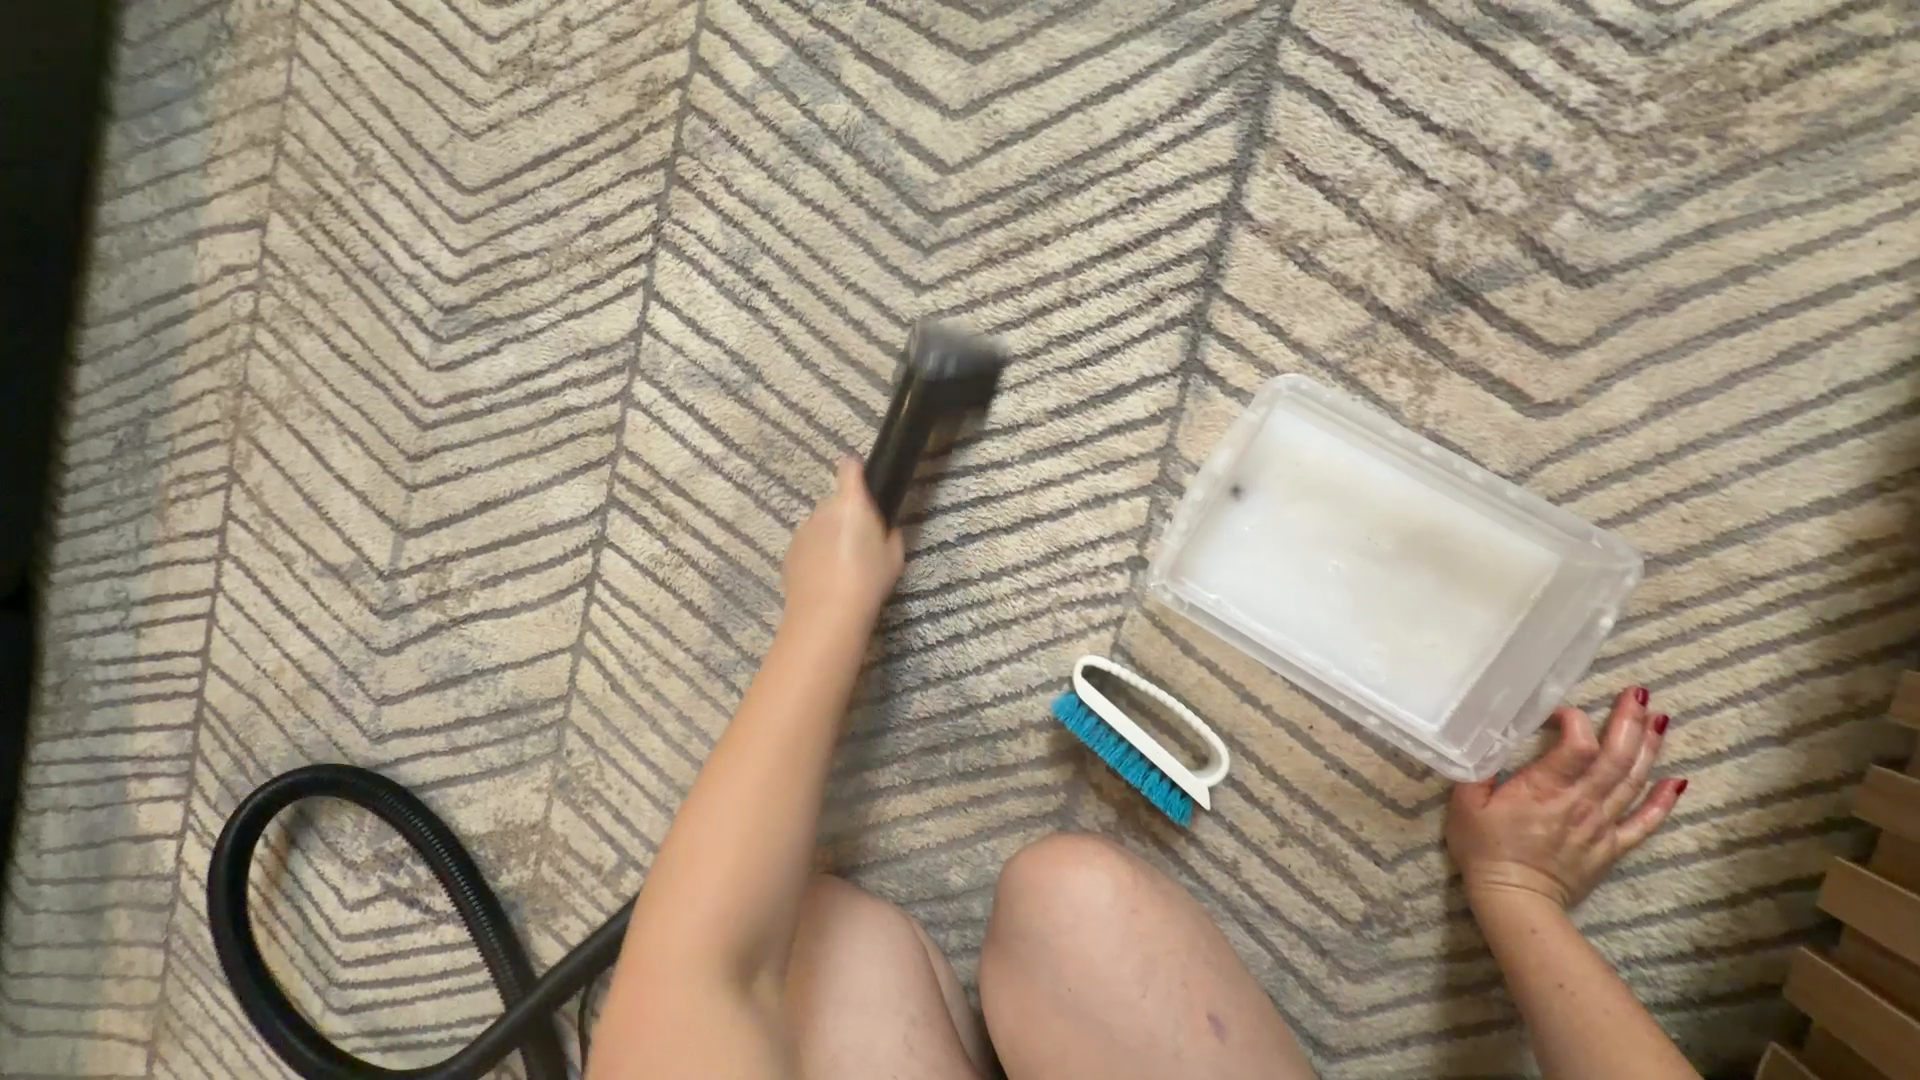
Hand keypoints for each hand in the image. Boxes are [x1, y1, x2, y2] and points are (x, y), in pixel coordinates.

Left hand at [782, 458, 903, 630]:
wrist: (827, 613)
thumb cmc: (868, 581)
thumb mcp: (894, 557)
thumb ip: (890, 535)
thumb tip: (884, 529)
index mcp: (852, 503)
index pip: (849, 468)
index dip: (854, 468)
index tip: (859, 476)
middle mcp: (823, 510)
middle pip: (835, 501)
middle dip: (846, 514)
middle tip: (861, 542)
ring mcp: (803, 530)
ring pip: (820, 524)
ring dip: (830, 535)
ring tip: (842, 565)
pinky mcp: (789, 551)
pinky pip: (807, 544)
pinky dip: (815, 553)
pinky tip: (825, 576)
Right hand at [1446, 687, 1686, 910]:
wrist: (1514, 899)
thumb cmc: (1483, 847)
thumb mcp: (1465, 803)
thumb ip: (1479, 769)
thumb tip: (1490, 737)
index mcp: (1543, 790)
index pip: (1576, 748)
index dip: (1577, 722)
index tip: (1562, 708)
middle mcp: (1581, 803)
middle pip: (1614, 758)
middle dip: (1628, 723)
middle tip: (1639, 693)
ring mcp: (1602, 824)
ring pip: (1633, 781)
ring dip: (1648, 748)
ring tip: (1659, 718)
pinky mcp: (1612, 845)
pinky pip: (1645, 821)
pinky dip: (1664, 799)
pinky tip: (1677, 778)